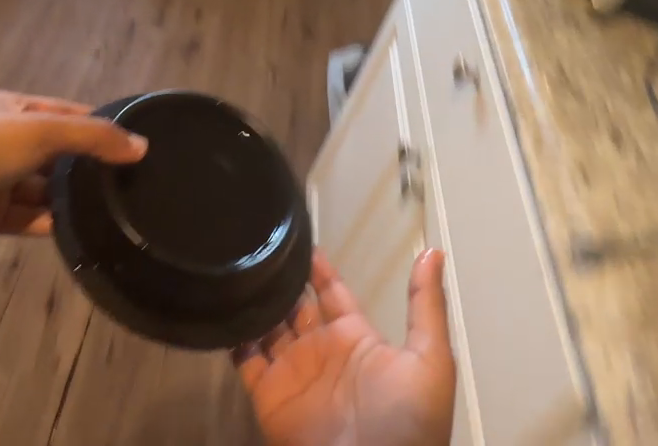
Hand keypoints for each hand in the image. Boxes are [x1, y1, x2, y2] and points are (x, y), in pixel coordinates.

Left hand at [0, 90, 146, 246]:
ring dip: (68, 197)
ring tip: (108, 209)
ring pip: (42, 187)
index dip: (97, 125)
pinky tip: (78, 230)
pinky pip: (27, 217)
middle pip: (56, 152)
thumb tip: (141, 146)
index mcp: (13, 108)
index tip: (132, 143)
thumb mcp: (43, 130)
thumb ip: (93, 137)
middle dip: (86, 165)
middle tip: (127, 182)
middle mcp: (6, 140)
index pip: (66, 112)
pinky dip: (49, 222)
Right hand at [236, 250, 455, 445]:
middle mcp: (320, 349)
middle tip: (260, 244)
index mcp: (356, 337)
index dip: (317, 267)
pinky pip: (243, 357)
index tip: (297, 236)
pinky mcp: (267, 394)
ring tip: (238, 266)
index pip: (332, 291)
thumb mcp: (430, 362)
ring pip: (266, 325)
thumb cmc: (405, 422)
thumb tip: (433, 249)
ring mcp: (292, 371)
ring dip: (256, 300)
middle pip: (294, 304)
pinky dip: (233, 333)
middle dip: (280, 280)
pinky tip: (224, 304)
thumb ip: (426, 305)